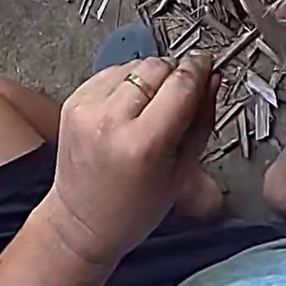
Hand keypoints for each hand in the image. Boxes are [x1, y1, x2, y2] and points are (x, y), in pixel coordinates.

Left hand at [37, 53, 215, 266]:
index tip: (206, 64)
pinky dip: (126, 82)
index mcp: (143, 144)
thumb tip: (212, 79)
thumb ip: (202, 119)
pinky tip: (128, 109)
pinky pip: (111, 72)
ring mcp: (87, 109)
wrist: (82, 221)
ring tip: (150, 109)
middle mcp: (110, 121)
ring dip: (149, 78)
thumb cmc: (134, 208)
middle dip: (174, 75)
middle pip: (157, 67)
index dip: (199, 68)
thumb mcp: (183, 171)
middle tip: (179, 97)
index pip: (180, 84)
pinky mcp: (73, 101)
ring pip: (134, 64)